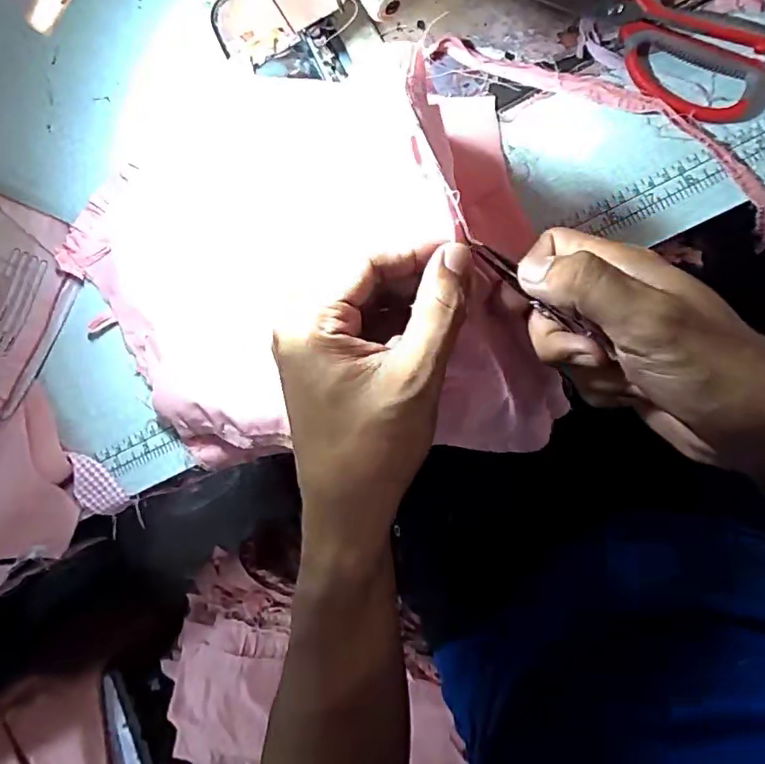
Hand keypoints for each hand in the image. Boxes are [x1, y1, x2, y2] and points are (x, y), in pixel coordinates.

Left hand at [273, 243, 470, 558]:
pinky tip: (432, 322)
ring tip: (456, 299)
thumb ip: (438, 308)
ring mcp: (309, 340)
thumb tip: (458, 251)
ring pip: (369, 297)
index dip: (417, 251)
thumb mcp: (416, 373)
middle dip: (417, 275)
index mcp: (307, 320)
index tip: (464, 252)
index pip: (366, 261)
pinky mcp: (324, 358)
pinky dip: (399, 318)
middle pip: (365, 277)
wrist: (349, 512)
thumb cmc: (378, 446)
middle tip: (466, 278)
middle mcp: (298, 321)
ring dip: (411, 296)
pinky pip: (365, 321)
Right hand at [512, 228, 764, 468]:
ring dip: (581, 368)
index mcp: (621, 268)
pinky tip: (630, 396)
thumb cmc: (706, 364)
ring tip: (623, 377)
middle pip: (548, 302)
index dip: (533, 272)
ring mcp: (617, 337)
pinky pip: (581, 376)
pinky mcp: (621, 374)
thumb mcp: (645, 317)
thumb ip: (586, 285)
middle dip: (557, 335)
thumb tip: (527, 270)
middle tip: (594, 353)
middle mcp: (614, 296)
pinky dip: (598, 390)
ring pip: (562, 344)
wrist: (756, 429)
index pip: (555, 247)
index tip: (526, 308)